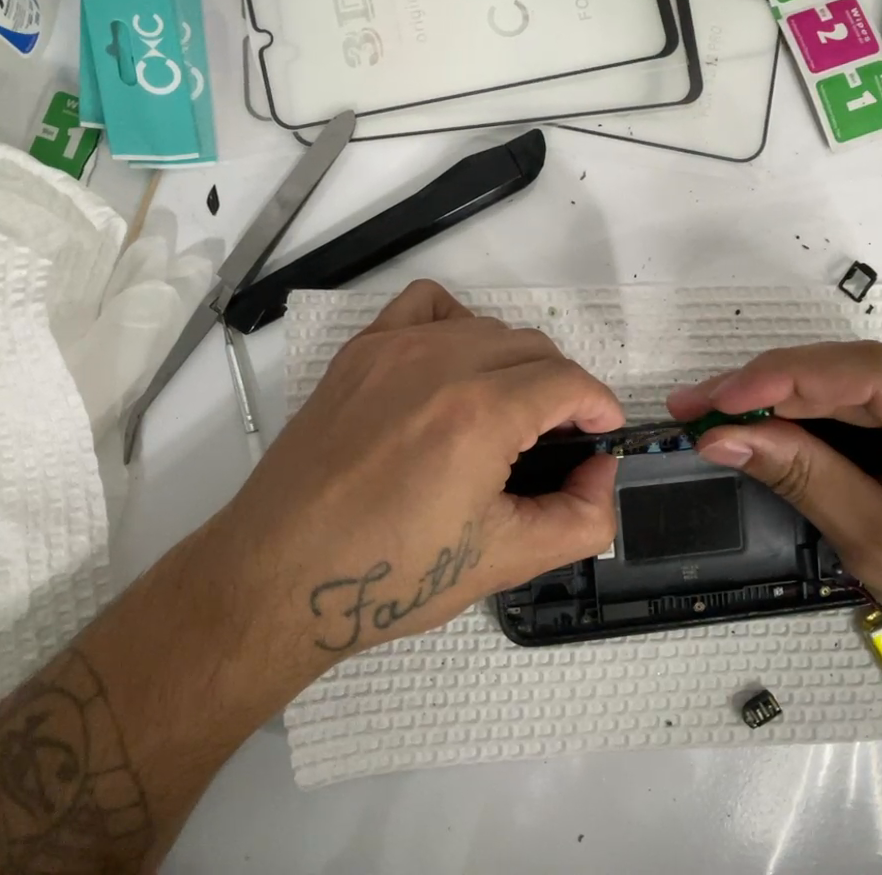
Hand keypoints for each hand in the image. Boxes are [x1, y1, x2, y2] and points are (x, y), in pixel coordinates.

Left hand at [204, 280, 624, 665]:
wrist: (281, 575)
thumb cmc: (392, 576)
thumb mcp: (504, 560)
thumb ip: (581, 518)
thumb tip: (599, 471)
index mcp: (479, 414)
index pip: (568, 381)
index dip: (599, 407)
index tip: (600, 437)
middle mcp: (438, 363)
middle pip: (533, 348)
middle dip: (562, 390)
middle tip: (555, 442)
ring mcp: (392, 349)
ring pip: (485, 326)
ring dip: (514, 362)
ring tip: (506, 414)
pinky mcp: (359, 353)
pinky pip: (425, 306)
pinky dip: (456, 325)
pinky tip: (452, 369)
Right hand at [668, 342, 881, 683]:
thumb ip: (807, 480)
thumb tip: (722, 437)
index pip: (871, 377)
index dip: (780, 379)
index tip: (708, 401)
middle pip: (859, 368)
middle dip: (769, 388)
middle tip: (694, 409)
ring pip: (859, 373)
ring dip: (786, 395)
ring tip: (718, 416)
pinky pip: (873, 388)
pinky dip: (818, 406)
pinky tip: (771, 419)